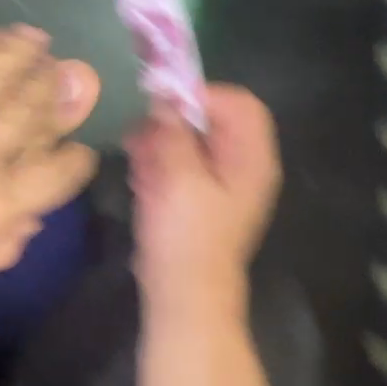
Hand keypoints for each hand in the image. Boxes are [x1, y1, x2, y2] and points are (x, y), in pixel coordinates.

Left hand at [0, 25, 100, 287]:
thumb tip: (31, 221)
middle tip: (66, 69)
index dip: (75, 159)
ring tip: (34, 38)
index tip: (77, 149)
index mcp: (0, 202)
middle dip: (54, 85)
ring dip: (16, 54)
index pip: (57, 173)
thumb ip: (3, 246)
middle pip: (29, 110)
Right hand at [126, 84, 280, 315]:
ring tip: (135, 160)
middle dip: (172, 122)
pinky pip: (178, 165)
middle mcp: (240, 165)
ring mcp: (218, 183)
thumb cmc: (185, 235)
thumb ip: (172, 135)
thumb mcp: (177, 179)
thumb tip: (163, 100)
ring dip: (159, 144)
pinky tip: (140, 180)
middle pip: (211, 121)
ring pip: (190, 142)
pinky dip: (157, 165)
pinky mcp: (196, 197)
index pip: (237, 103)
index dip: (199, 95)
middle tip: (140, 136)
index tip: (158, 103)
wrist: (182, 290)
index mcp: (250, 158)